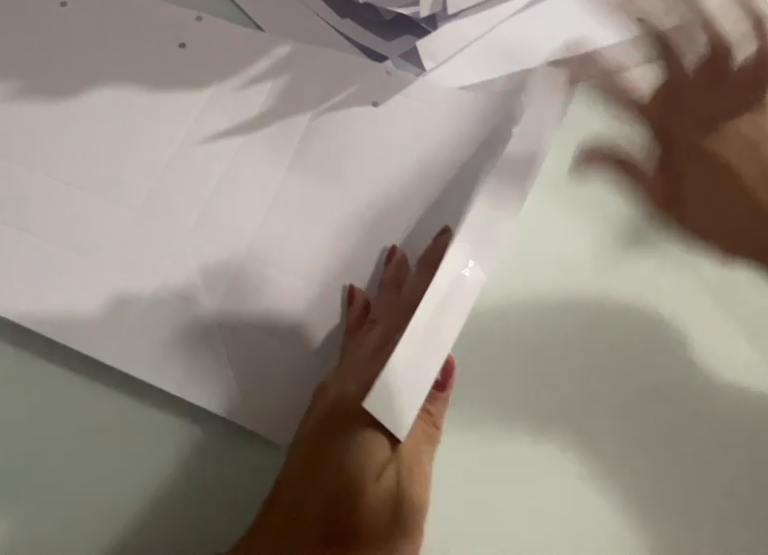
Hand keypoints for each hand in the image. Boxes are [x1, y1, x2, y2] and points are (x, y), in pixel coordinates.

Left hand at [230, 228, 457, 554]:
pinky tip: (355, 309)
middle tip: (423, 241)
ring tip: (391, 260)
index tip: (443, 248)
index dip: (427, 287)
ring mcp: (331, 400)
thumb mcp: (404, 490)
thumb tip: (441, 363)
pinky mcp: (324, 416)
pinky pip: (347, 351)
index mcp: (371, 398)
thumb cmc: (352, 537)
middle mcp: (347, 387)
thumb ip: (422, 423)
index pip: (409, 329)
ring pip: (364, 332)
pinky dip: (356, 323)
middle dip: (407, 281)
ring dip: (382, 295)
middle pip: (385, 323)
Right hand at [575, 0, 767, 274]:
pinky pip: (765, 47)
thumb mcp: (663, 205)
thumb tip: (576, 156)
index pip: (613, 90)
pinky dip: (754, 16)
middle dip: (629, 10)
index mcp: (667, 127)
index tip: (558, 53)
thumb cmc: (726, 222)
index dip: (584, 69)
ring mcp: (735, 90)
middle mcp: (698, 98)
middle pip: (660, 43)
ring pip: (707, 32)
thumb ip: (621, 171)